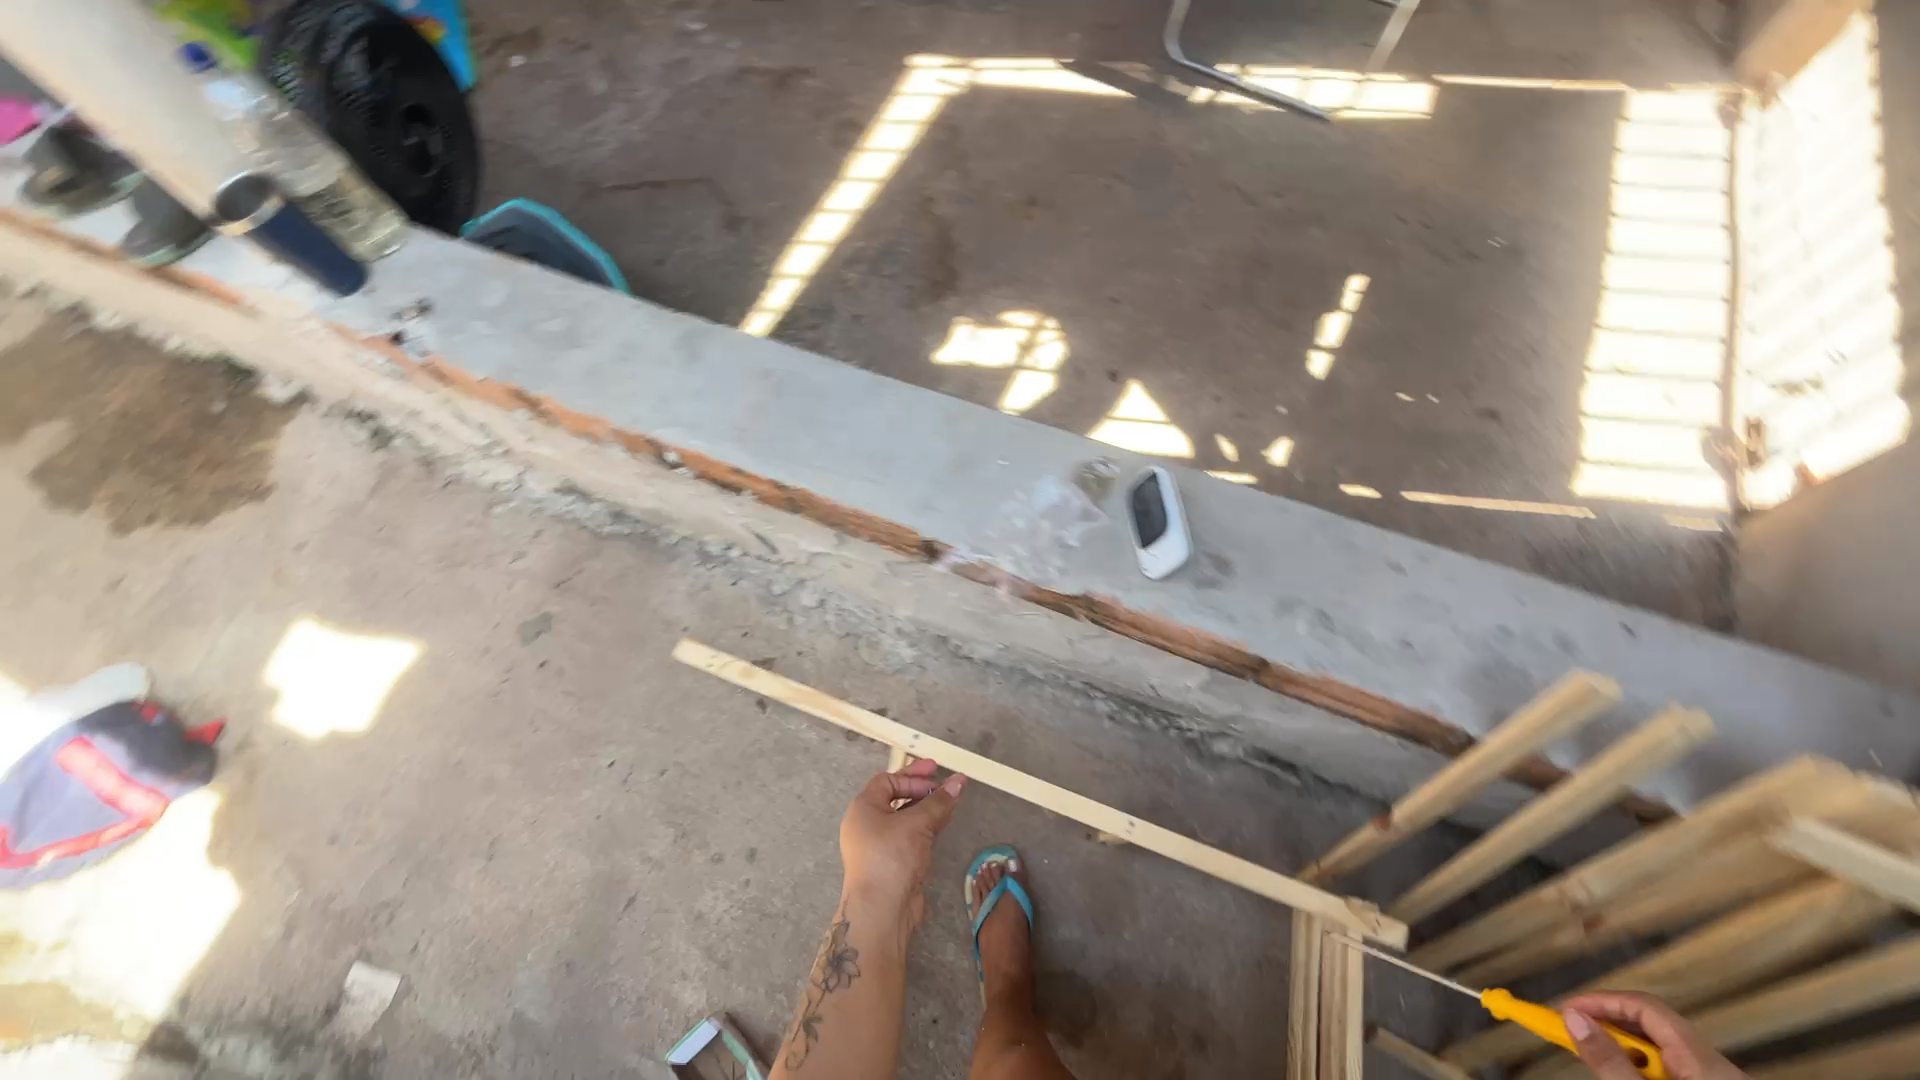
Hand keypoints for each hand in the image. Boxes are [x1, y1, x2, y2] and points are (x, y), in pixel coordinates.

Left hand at [838, 758, 966, 928]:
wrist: (882, 910)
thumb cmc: (891, 856)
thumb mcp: (917, 823)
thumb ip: (938, 801)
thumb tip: (958, 782)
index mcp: (863, 808)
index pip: (887, 781)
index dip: (912, 775)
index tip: (936, 774)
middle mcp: (868, 824)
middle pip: (897, 798)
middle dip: (922, 789)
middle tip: (946, 782)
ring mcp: (880, 845)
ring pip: (906, 819)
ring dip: (928, 808)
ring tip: (951, 801)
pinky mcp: (893, 862)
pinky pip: (910, 836)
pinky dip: (927, 827)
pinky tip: (944, 822)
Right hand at [1560, 993, 1748, 1079]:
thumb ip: (1611, 1061)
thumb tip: (1571, 1017)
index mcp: (1704, 1060)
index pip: (1646, 1006)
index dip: (1603, 1001)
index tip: (1566, 1010)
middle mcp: (1717, 1065)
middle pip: (1655, 1024)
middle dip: (1610, 1022)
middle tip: (1574, 1032)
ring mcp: (1717, 1078)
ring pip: (1664, 1047)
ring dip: (1625, 1045)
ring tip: (1598, 1057)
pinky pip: (1674, 1066)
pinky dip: (1642, 1064)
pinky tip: (1628, 1074)